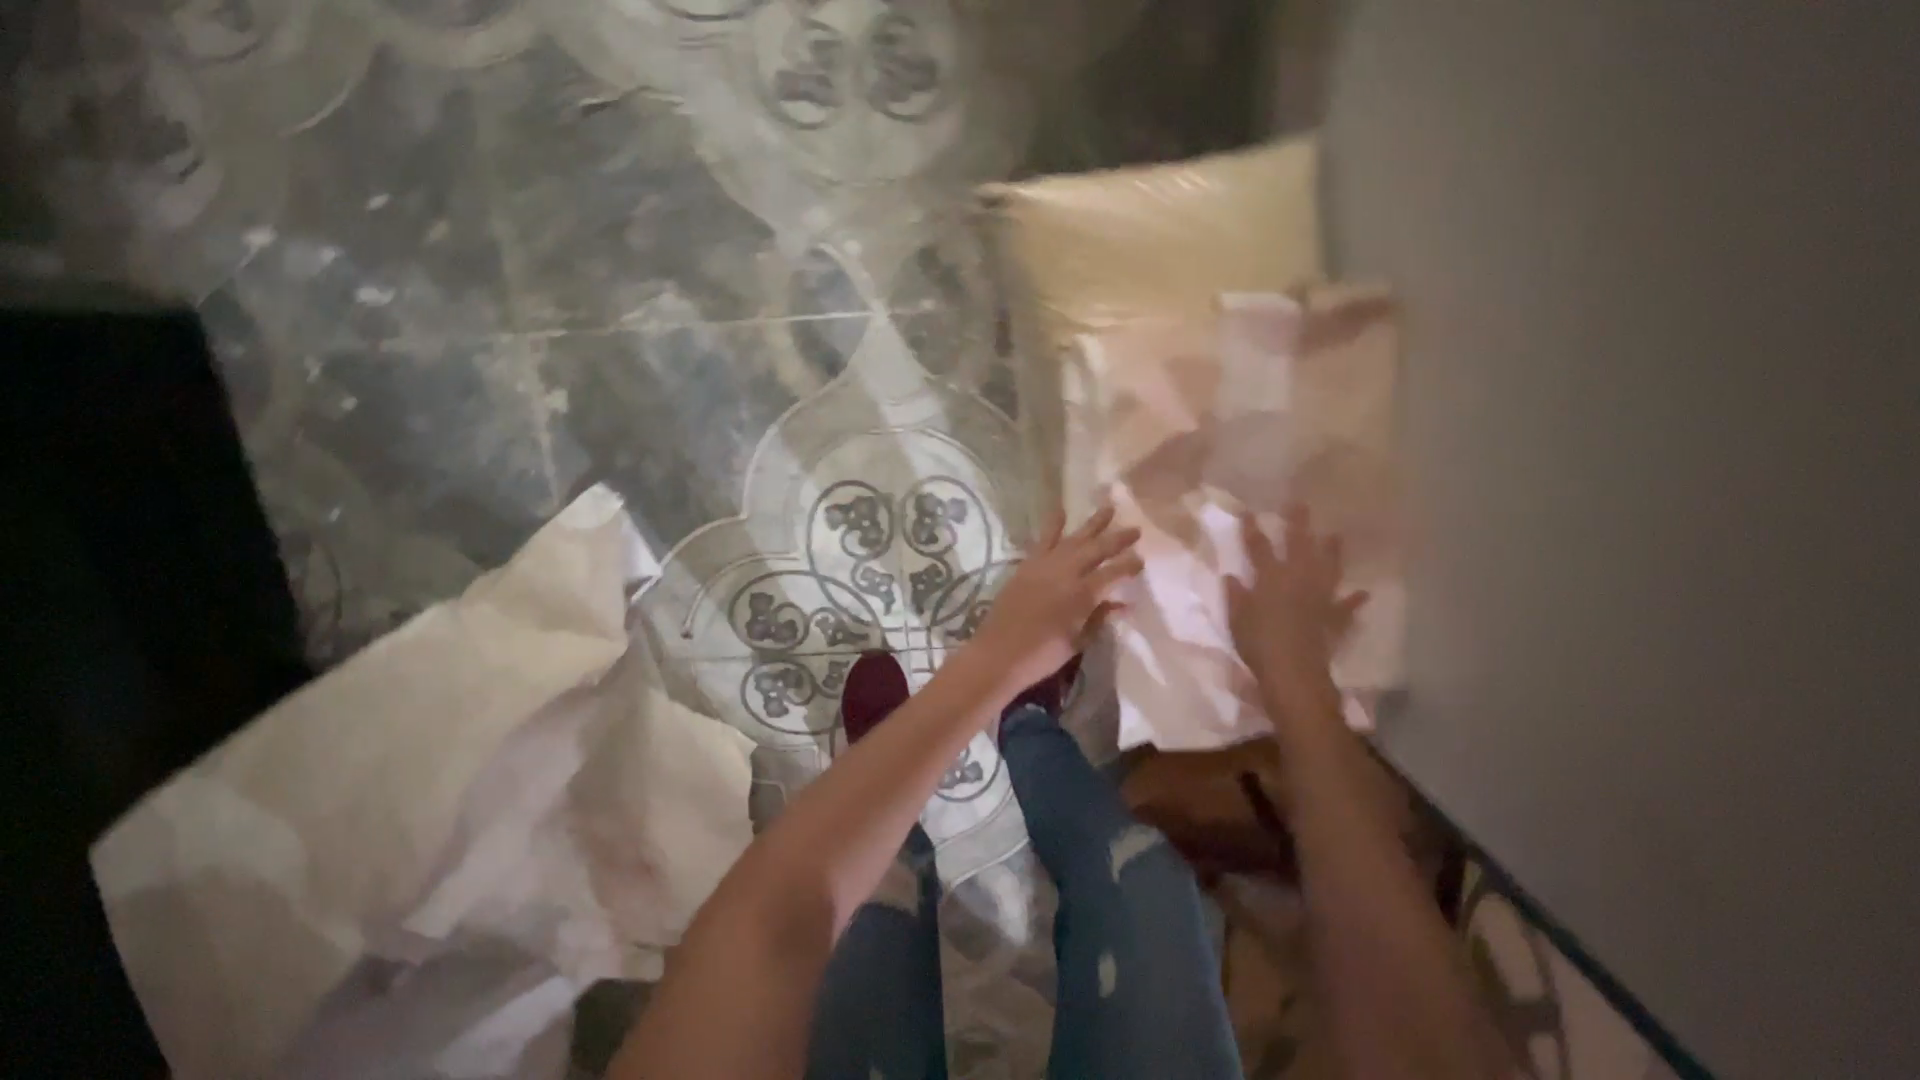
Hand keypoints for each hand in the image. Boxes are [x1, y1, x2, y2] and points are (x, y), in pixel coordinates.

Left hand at [967, 505, 1142, 694]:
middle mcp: (1066, 573)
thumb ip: (1099, 619)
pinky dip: (1053, 524)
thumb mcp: (1078, 642)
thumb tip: (1123, 605)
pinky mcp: (1027, 565)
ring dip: (1092, 524)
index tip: (1142, 559)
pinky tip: (1061, 510)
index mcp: (1082, 594)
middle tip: (1135, 529)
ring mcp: (1044, 566)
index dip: (1129, 566)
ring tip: (1108, 508)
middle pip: (1097, 549)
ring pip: (1073, 539)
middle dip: (1118, 539)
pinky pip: (1043, 540)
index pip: (1113, 573)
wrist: (998, 653)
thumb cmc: (1042, 655)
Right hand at [1227, 504, 1367, 719]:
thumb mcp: (1237, 619)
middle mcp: (1298, 580)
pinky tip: (1363, 593)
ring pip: (1328, 568)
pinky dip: (1354, 600)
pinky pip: (1347, 606)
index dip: (1253, 530)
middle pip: (1298, 546)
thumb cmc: (1258, 643)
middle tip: (1300, 504)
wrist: (1294, 671)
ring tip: (1336, 535)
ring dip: (1332, 551)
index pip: (1259, 547)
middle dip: (1298, 524)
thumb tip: (1231, 576)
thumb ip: (1235, 596)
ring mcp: (1320, 597)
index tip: (1250, 512)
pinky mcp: (1334, 617)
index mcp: (1270, 578)